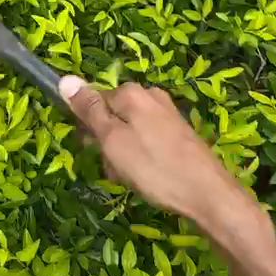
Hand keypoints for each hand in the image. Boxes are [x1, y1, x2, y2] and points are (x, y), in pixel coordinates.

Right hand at [59, 76, 257, 233]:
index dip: (88, 126)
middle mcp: (150, 96)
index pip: (93, 100)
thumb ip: (89, 110)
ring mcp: (167, 114)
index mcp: (131, 93)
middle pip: (111, 114)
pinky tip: (147, 177)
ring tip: (130, 177)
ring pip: (128, 129)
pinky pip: (147, 139)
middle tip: (113, 167)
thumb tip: (65, 79)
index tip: (93, 150)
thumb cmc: (155, 167)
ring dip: (122, 152)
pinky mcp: (179, 133)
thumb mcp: (112, 140)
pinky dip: (141, 156)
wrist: (210, 196)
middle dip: (106, 140)